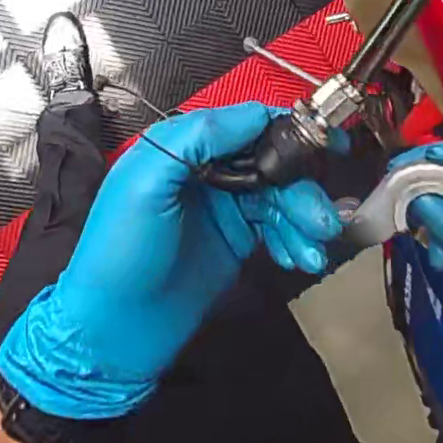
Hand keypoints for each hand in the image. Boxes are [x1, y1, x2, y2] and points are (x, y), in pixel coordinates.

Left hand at [0, 102, 342, 420]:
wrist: (115, 328)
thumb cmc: (117, 254)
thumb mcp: (146, 182)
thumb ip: (196, 138)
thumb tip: (252, 113)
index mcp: (180, 147)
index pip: (244, 123)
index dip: (287, 131)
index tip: (326, 142)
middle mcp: (203, 171)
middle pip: (271, 161)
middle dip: (302, 186)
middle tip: (321, 216)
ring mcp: (221, 206)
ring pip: (280, 196)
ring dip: (304, 218)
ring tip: (312, 247)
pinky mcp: (234, 239)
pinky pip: (277, 227)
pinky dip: (294, 239)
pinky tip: (297, 256)